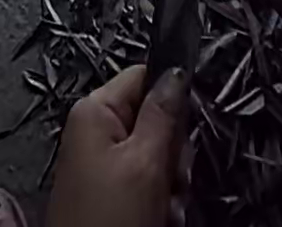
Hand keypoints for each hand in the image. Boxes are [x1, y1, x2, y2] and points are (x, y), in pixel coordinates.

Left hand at [47, 65, 190, 226]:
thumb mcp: (145, 161)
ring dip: (172, 180)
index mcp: (95, 111)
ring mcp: (104, 166)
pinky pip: (148, 182)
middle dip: (173, 149)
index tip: (186, 124)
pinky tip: (160, 219)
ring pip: (158, 153)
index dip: (171, 95)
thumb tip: (177, 68)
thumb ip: (164, 112)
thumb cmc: (113, 221)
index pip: (143, 76)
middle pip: (154, 116)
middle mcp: (97, 132)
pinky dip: (160, 200)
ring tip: (166, 206)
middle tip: (173, 177)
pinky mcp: (112, 196)